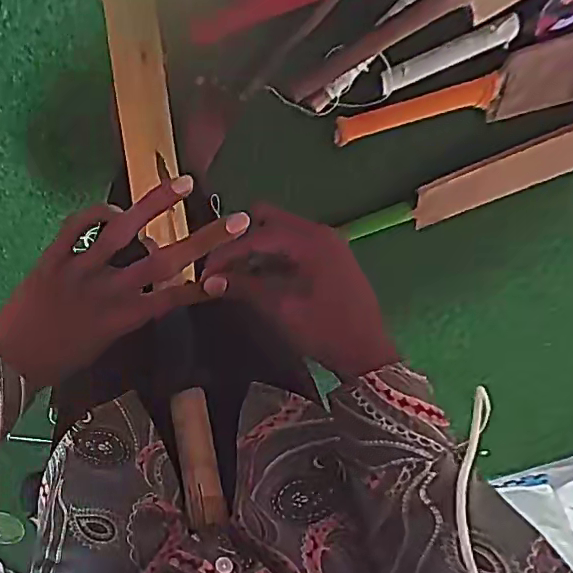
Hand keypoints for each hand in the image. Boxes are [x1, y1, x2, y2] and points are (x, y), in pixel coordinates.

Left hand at [0, 176, 250, 387]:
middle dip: (203, 240)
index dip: (200, 288)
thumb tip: (141, 293)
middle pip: (162, 260)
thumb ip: (122, 317)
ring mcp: (79, 271)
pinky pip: (77, 225)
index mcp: (122, 319)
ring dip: (156, 204)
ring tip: (182, 183)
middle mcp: (108, 291)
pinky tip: (111, 210)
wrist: (11, 364)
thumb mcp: (99, 345)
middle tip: (234, 220)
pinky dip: (97, 212)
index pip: (171, 299)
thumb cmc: (57, 362)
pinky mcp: (52, 259)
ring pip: (123, 231)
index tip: (226, 278)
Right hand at [202, 204, 398, 379]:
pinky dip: (270, 257)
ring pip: (279, 232)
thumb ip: (245, 288)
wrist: (367, 352)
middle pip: (268, 220)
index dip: (226, 253)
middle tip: (218, 267)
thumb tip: (209, 282)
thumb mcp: (281, 309)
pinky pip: (291, 247)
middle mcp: (319, 233)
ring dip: (254, 249)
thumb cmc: (325, 330)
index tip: (204, 272)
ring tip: (231, 275)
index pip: (257, 234)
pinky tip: (255, 278)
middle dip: (239, 241)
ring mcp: (326, 244)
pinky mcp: (328, 258)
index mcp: (311, 241)